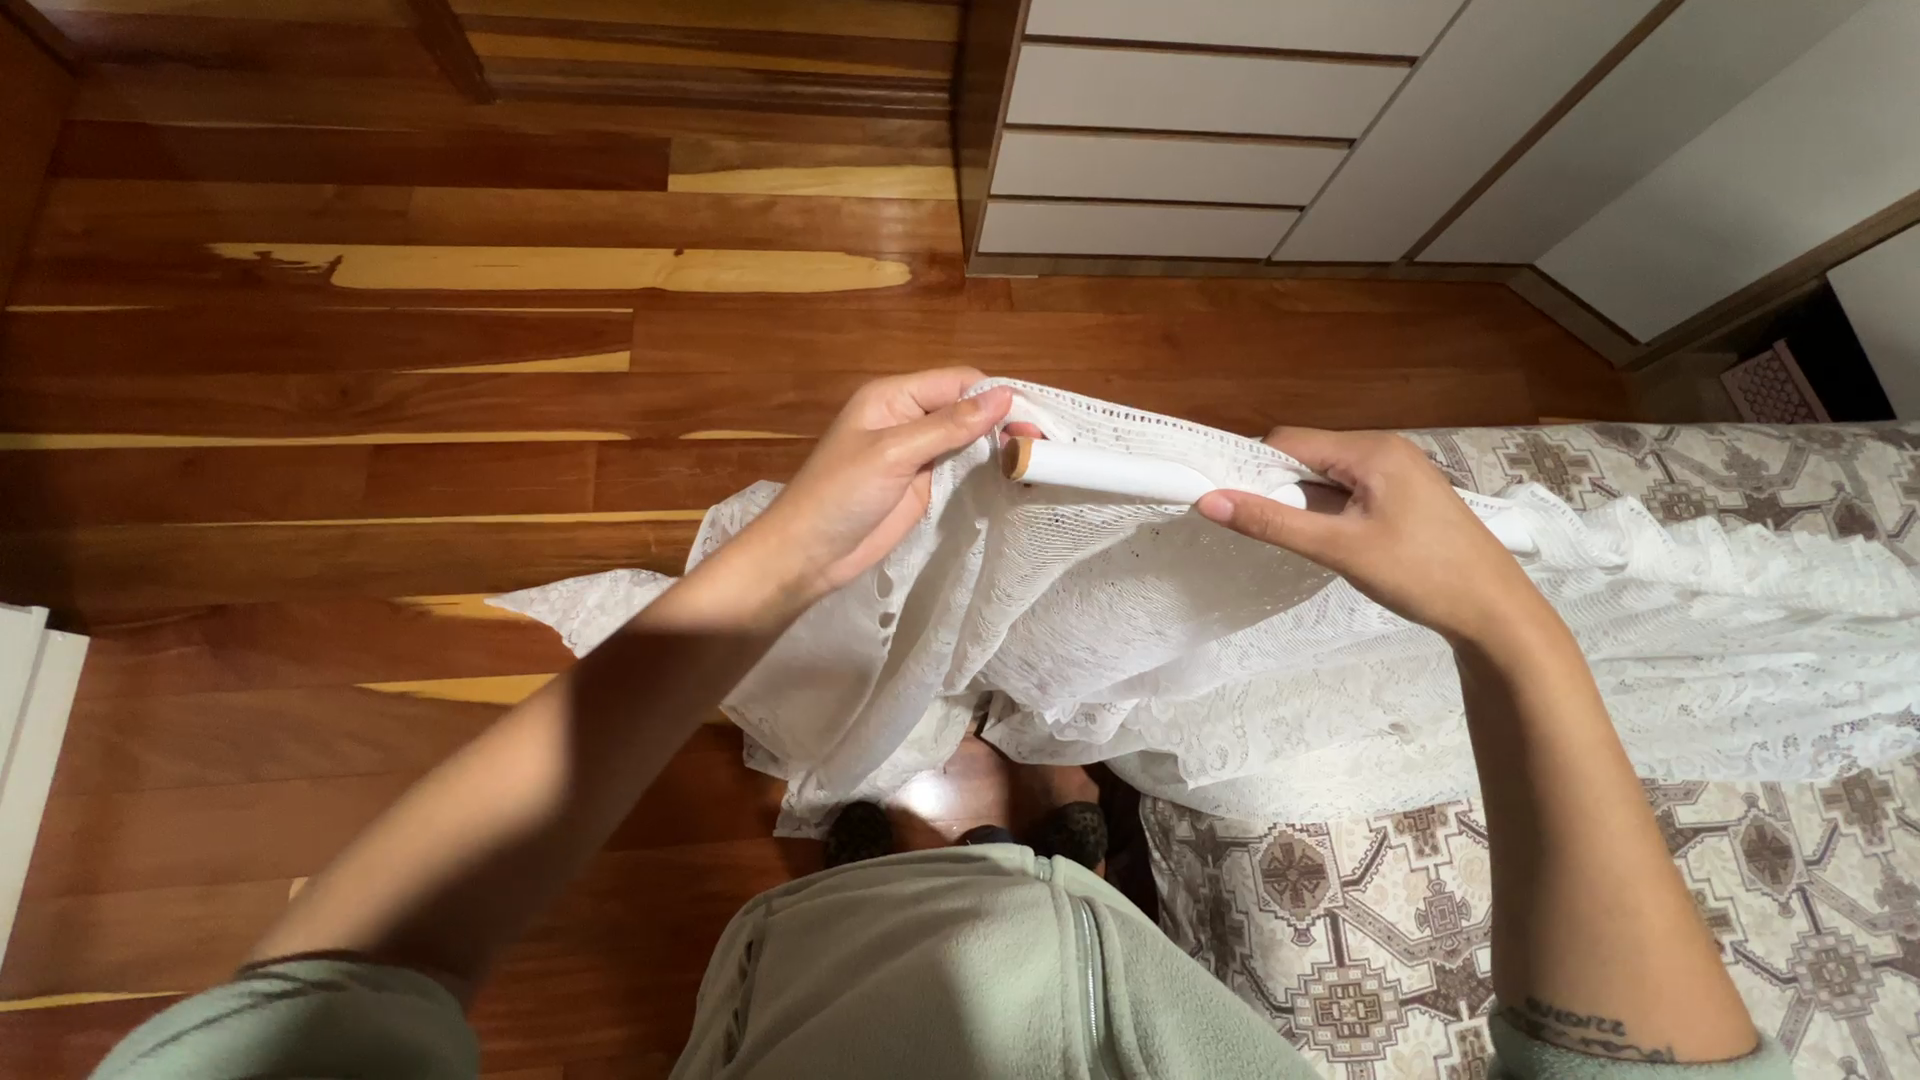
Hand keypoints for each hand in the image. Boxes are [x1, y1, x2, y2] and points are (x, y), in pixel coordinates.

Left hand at [725, 369, 1011, 609]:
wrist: (810, 554)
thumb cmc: (840, 494)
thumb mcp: (894, 453)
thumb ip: (948, 426)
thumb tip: (1003, 396)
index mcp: (894, 397)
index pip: (956, 382)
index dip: (995, 395)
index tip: (1033, 417)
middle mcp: (909, 419)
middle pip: (966, 409)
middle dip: (1003, 422)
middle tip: (1042, 445)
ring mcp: (918, 455)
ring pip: (968, 440)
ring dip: (999, 447)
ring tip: (1038, 461)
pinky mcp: (924, 486)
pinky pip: (961, 470)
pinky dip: (986, 472)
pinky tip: (1013, 479)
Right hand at [1193, 428, 1545, 642]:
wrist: (1495, 611)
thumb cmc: (1418, 574)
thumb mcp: (1338, 548)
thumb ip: (1271, 522)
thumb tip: (1208, 501)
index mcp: (1371, 450)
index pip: (1289, 441)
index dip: (1253, 467)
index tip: (1231, 502)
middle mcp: (1383, 449)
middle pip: (1306, 454)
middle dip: (1276, 486)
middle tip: (1263, 527)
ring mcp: (1396, 471)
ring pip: (1324, 475)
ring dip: (1301, 501)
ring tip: (1298, 538)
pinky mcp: (1402, 495)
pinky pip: (1346, 490)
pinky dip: (1324, 510)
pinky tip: (1327, 539)